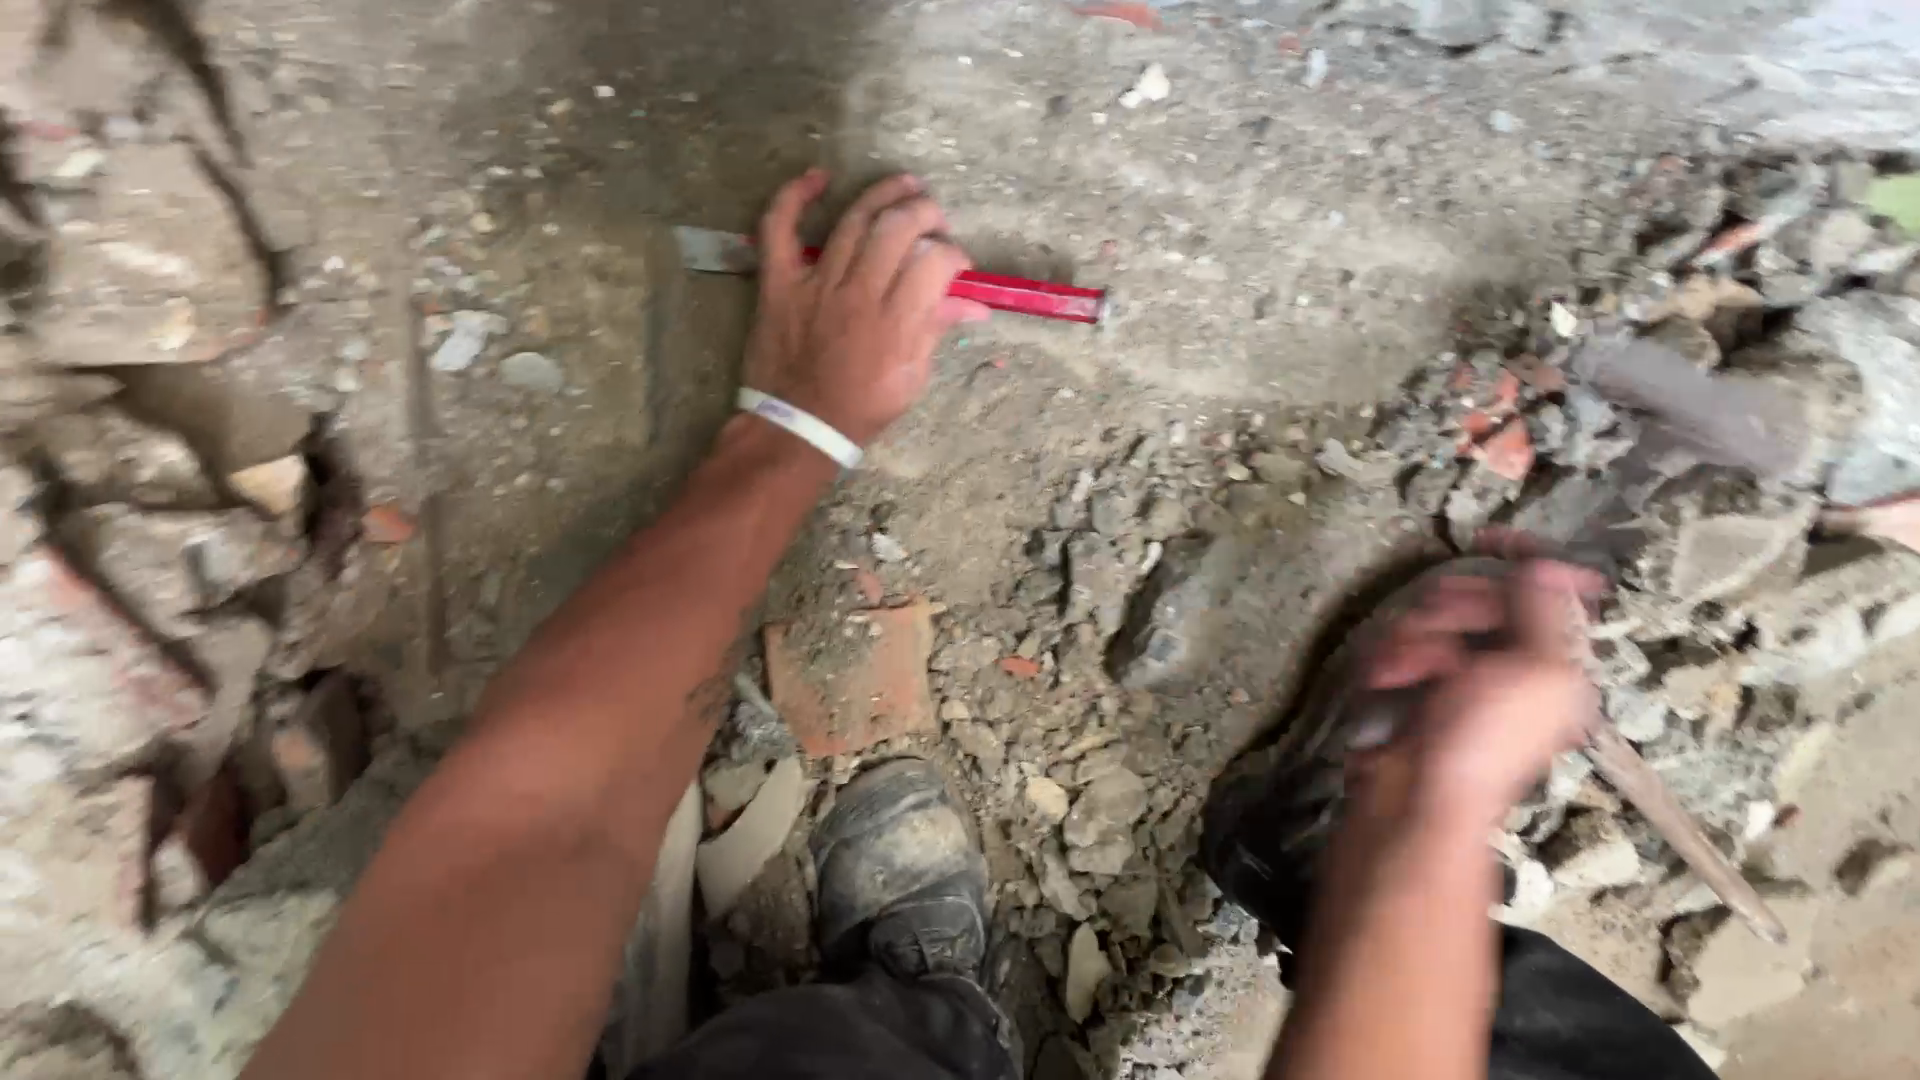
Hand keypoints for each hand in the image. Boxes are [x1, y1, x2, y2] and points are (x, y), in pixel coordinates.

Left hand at [742, 170, 990, 446]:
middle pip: (898, 228)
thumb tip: (974, 305)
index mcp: (896, 323)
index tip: (957, 263)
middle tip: (935, 218)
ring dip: (884, 193)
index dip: (953, 254)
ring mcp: (816, 284)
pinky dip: (795, 197)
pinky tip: (819, 178)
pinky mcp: (780, 283)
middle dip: (926, 213)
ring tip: (906, 185)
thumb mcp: (911, 379)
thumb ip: (936, 332)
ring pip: (853, 219)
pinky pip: (779, 229)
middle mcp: (859, 294)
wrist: (798, 427)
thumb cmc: (862, 408)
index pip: (935, 262)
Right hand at [1358, 561, 1603, 828]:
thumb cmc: (1482, 740)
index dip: (1524, 557)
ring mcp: (1458, 672)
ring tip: (1406, 671)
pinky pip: (1400, 644)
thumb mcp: (1533, 672)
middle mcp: (1509, 660)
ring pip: (1430, 618)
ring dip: (1411, 640)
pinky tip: (1388, 679)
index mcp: (1554, 659)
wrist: (1415, 795)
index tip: (1488, 536)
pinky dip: (1389, 658)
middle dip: (1448, 610)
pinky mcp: (1414, 681)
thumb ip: (1544, 613)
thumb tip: (1548, 565)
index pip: (1548, 589)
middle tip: (1438, 629)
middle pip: (1478, 597)